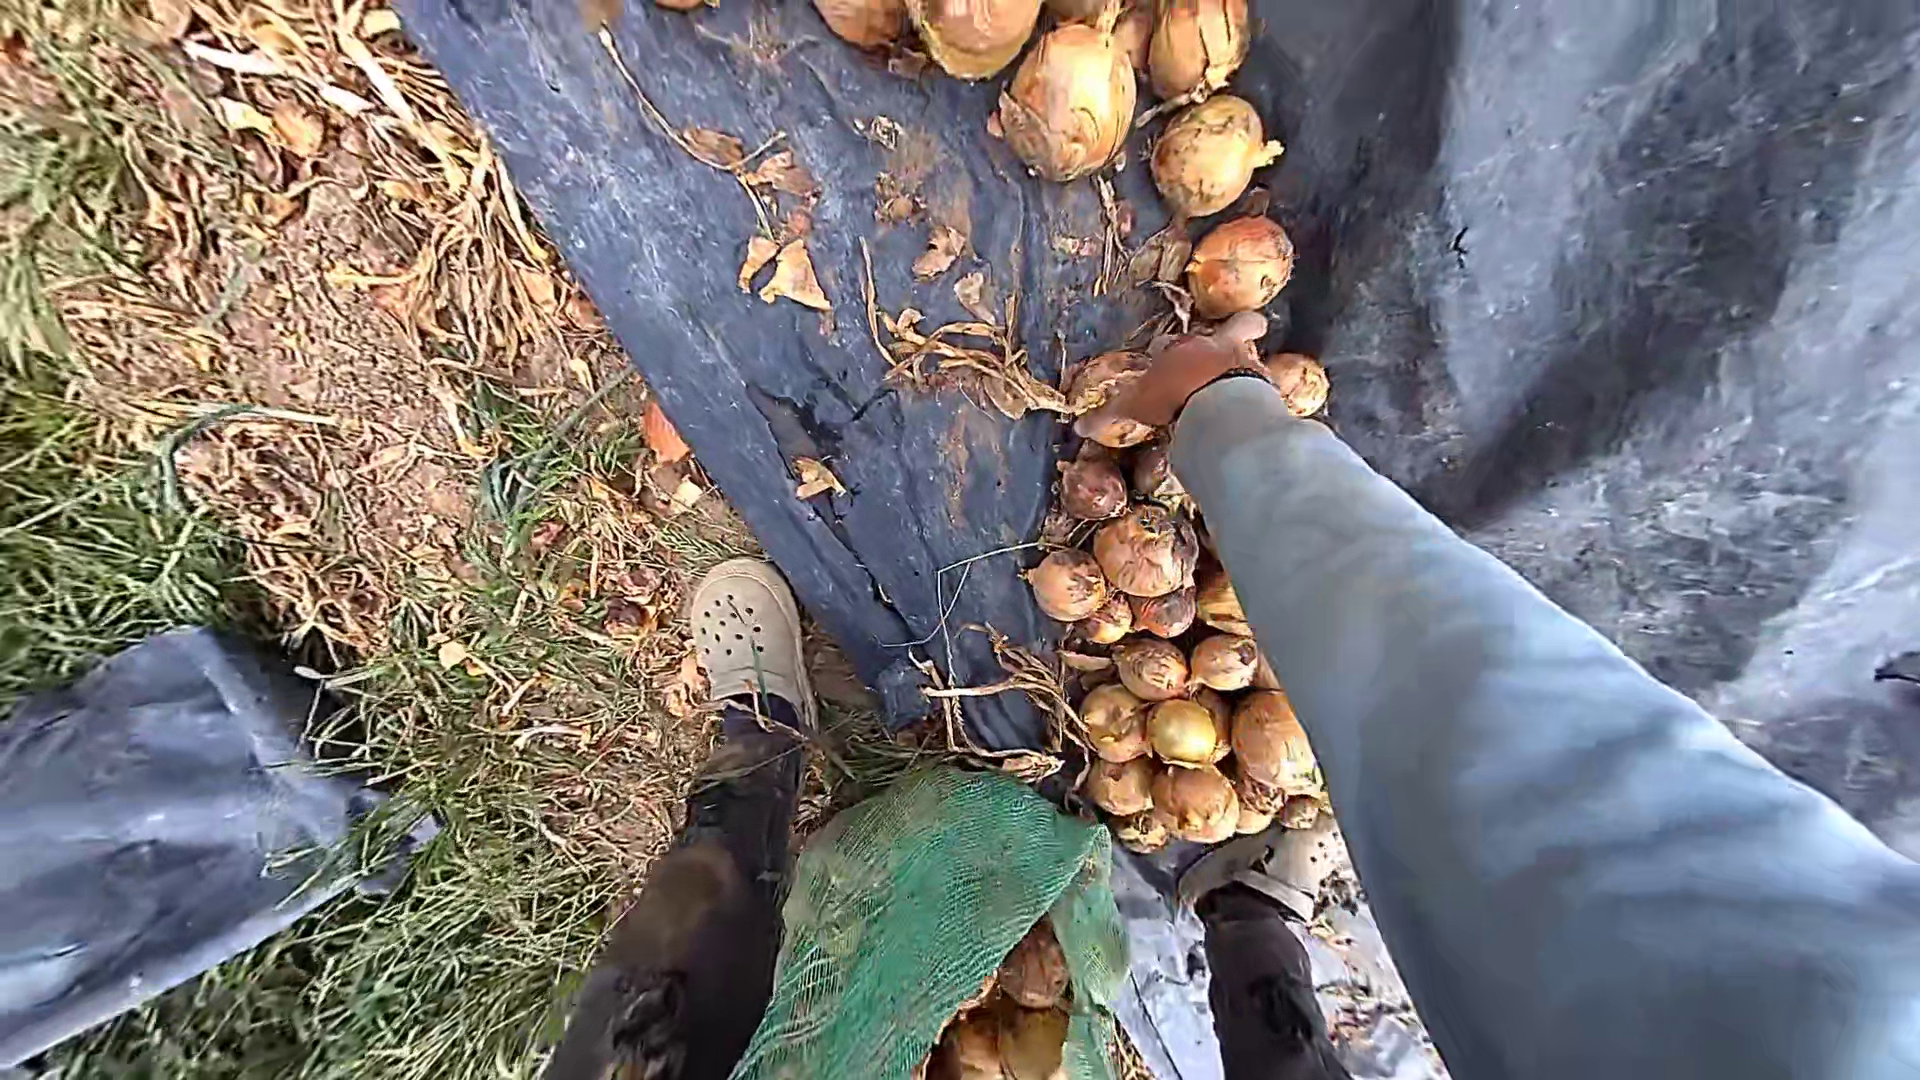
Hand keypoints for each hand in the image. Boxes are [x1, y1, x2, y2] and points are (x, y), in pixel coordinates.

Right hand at [1077, 312, 1268, 433]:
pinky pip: (1265, 379)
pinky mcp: (1263, 381)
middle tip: (1241, 333)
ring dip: (1247, 356)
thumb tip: (1078, 427)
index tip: (1161, 358)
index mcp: (1177, 350)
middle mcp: (1211, 347)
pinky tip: (1258, 400)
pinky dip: (1260, 387)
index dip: (1164, 351)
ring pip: (1251, 346)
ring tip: (1245, 373)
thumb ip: (1108, 415)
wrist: (1214, 403)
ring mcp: (1242, 360)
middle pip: (1233, 325)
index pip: (1167, 343)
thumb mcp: (1132, 406)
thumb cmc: (1169, 397)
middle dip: (1236, 328)